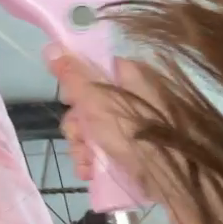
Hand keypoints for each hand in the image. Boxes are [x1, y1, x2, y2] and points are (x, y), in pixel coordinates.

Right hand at [46, 47, 163, 197]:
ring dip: (81, 148)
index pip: (92, 70)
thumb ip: (72, 75)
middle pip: (87, 105)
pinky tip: (90, 172)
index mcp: (129, 76)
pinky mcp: (134, 151)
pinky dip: (92, 161)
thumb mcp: (97, 100)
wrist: (172, 176)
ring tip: (86, 163)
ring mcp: (135, 126)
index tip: (69, 101)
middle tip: (79, 139)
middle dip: (76, 127)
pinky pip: (103, 150)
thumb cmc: (134, 131)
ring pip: (92, 131)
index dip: (75, 87)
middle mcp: (133, 97)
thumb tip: (50, 46)